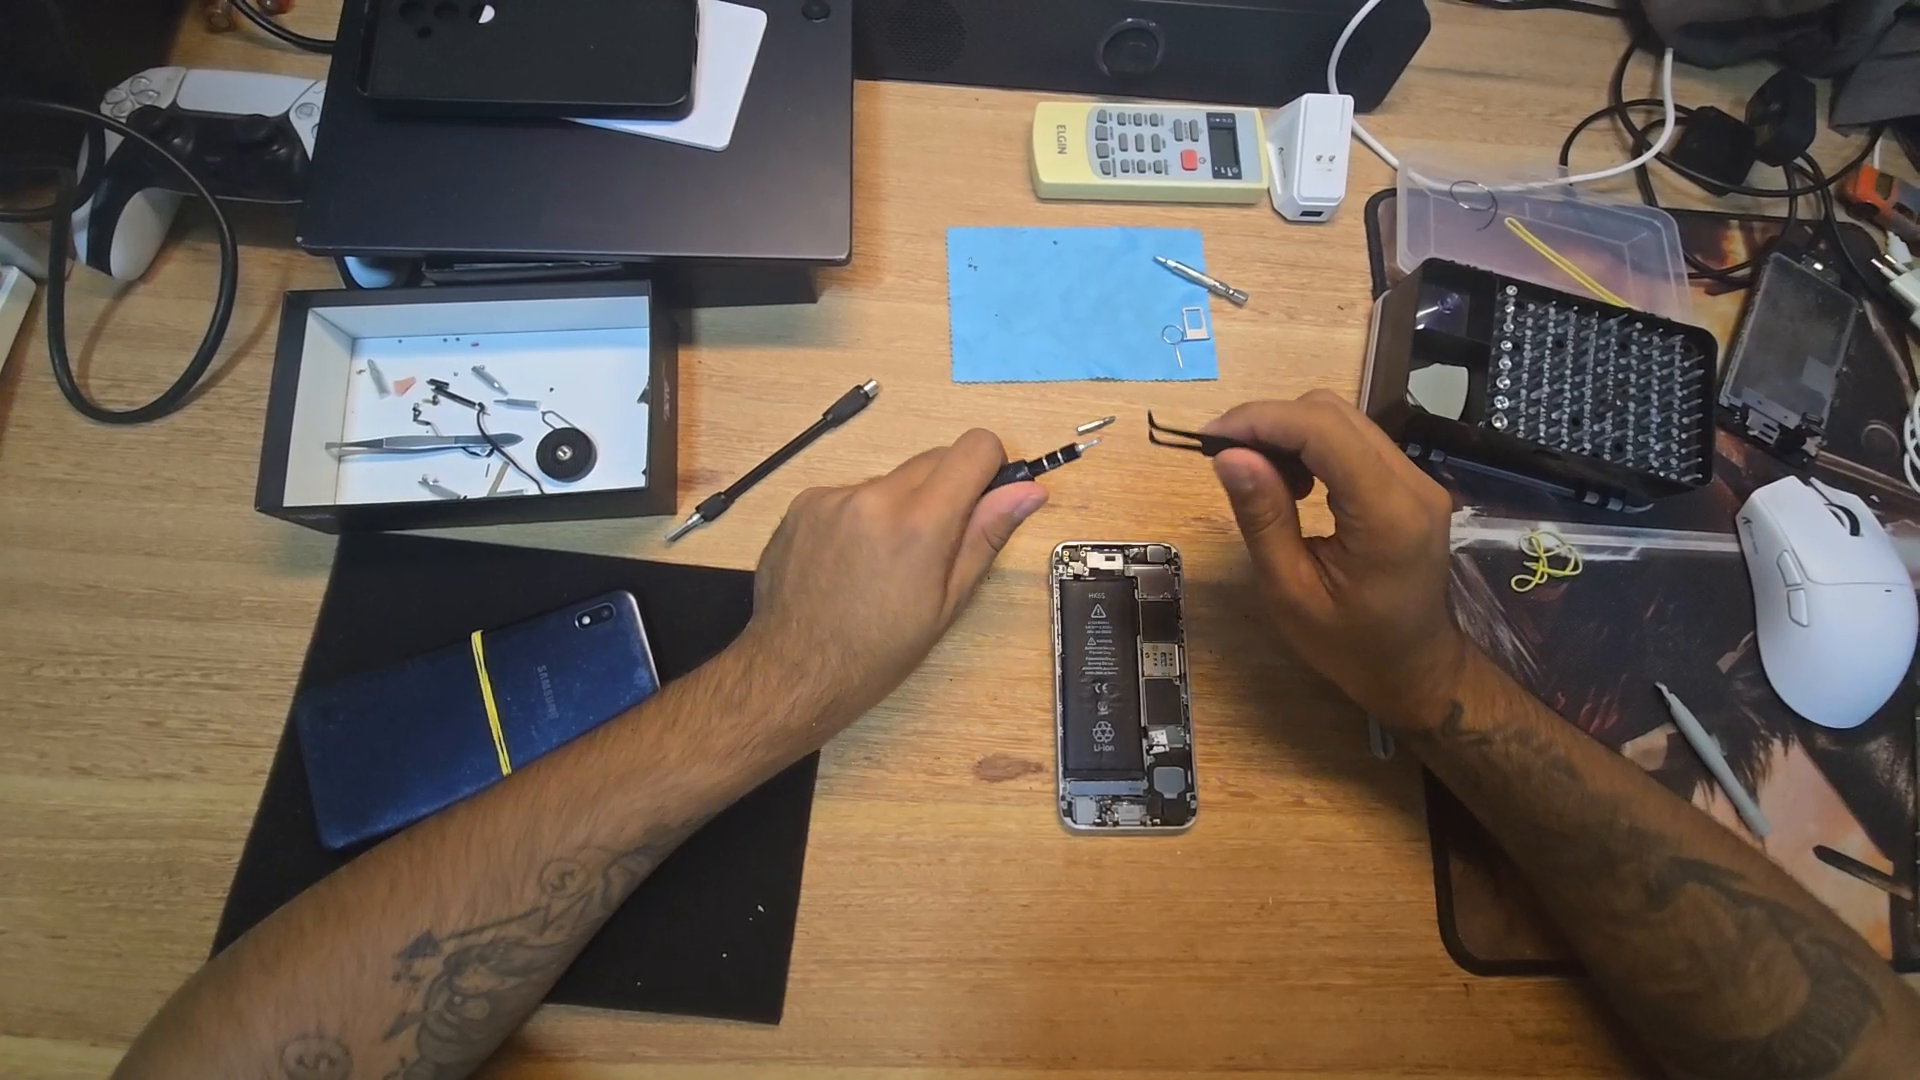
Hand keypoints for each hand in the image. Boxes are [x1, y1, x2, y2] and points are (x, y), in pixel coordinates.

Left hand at [737, 429, 1048, 735]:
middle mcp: (875, 495)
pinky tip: (850, 559)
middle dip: (947, 490)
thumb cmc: (878, 650)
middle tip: (934, 545)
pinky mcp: (805, 502)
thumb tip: (1030, 490)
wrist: (795, 669)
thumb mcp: (947, 602)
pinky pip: (852, 492)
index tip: (984, 499)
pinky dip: (862, 514)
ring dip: (901, 504)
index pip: (975, 446)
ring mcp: (834, 496)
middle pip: (935, 457)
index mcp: (919, 522)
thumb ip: (986, 535)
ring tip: (884, 561)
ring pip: (892, 478)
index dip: (990, 467)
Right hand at [1206, 391, 1466, 730]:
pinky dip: (1310, 447)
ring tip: (1256, 476)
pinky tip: (1290, 484)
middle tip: (1224, 459)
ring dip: (1287, 433)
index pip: (1323, 431)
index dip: (1261, 421)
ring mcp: (1417, 480)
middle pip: (1333, 413)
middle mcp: (1412, 483)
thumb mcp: (1288, 590)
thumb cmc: (1347, 644)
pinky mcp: (1409, 483)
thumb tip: (1228, 456)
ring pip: (1342, 419)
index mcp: (1386, 514)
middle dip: (1269, 423)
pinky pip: (1353, 441)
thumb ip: (1263, 517)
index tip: (1209, 438)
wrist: (1413, 669)